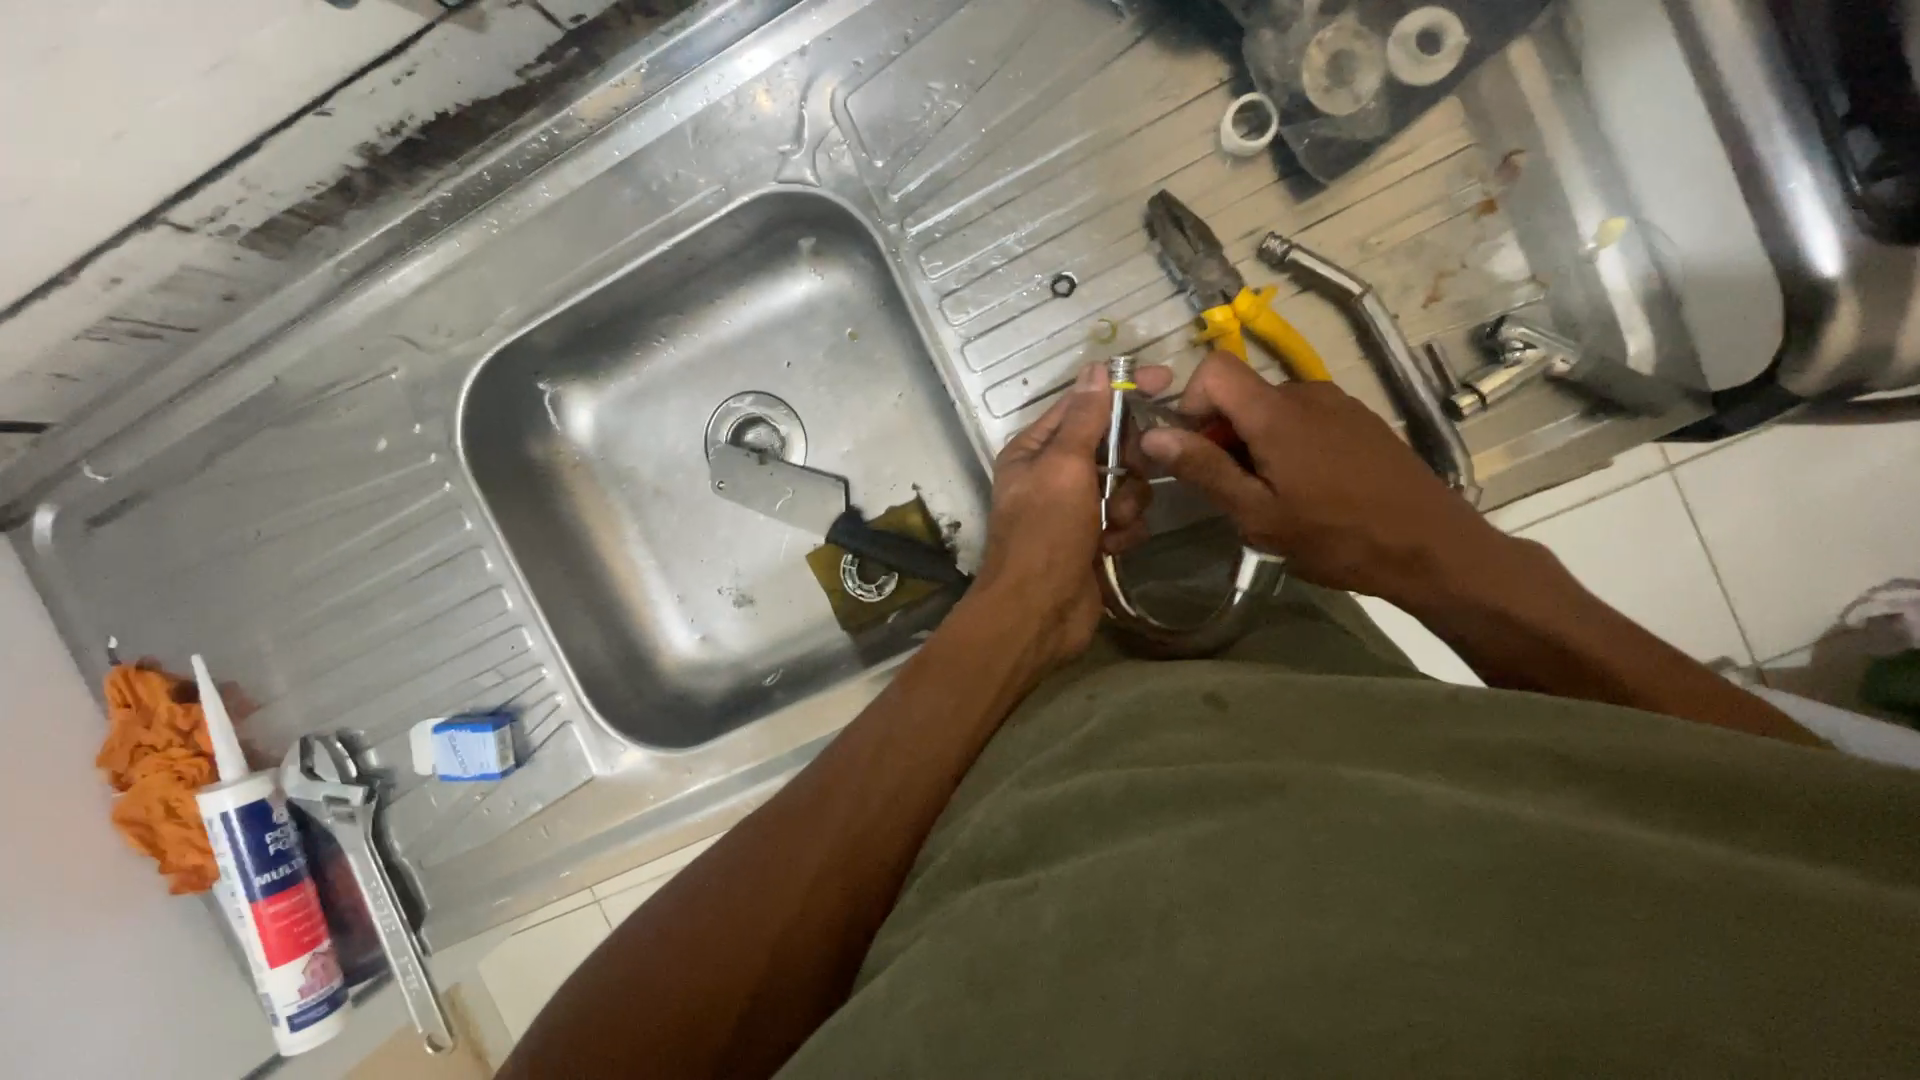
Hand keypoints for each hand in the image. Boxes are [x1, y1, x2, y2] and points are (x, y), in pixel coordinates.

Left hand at [967, 363, 1172, 666]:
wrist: (1038, 612)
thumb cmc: (1045, 533)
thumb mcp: (1063, 467)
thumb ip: (1084, 418)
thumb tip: (1096, 369)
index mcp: (1034, 450)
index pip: (1083, 404)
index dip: (1120, 391)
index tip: (1163, 381)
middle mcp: (1052, 474)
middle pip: (1109, 445)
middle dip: (1125, 462)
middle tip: (1128, 473)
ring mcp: (1073, 509)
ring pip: (1123, 485)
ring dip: (1126, 502)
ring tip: (1111, 523)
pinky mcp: (1092, 540)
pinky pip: (1125, 520)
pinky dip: (1123, 531)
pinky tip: (1111, 547)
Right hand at [1139, 352, 1513, 609]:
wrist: (1431, 547)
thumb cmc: (1336, 537)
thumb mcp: (1258, 514)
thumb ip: (1203, 469)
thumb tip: (1151, 435)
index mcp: (1276, 411)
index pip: (1213, 368)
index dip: (1191, 402)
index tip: (1195, 451)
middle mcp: (1306, 392)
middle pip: (1241, 393)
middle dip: (1222, 434)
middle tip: (1235, 491)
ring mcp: (1339, 403)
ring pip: (1272, 408)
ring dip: (1255, 443)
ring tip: (1274, 497)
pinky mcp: (1360, 420)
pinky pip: (1304, 418)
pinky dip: (1287, 444)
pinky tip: (1309, 490)